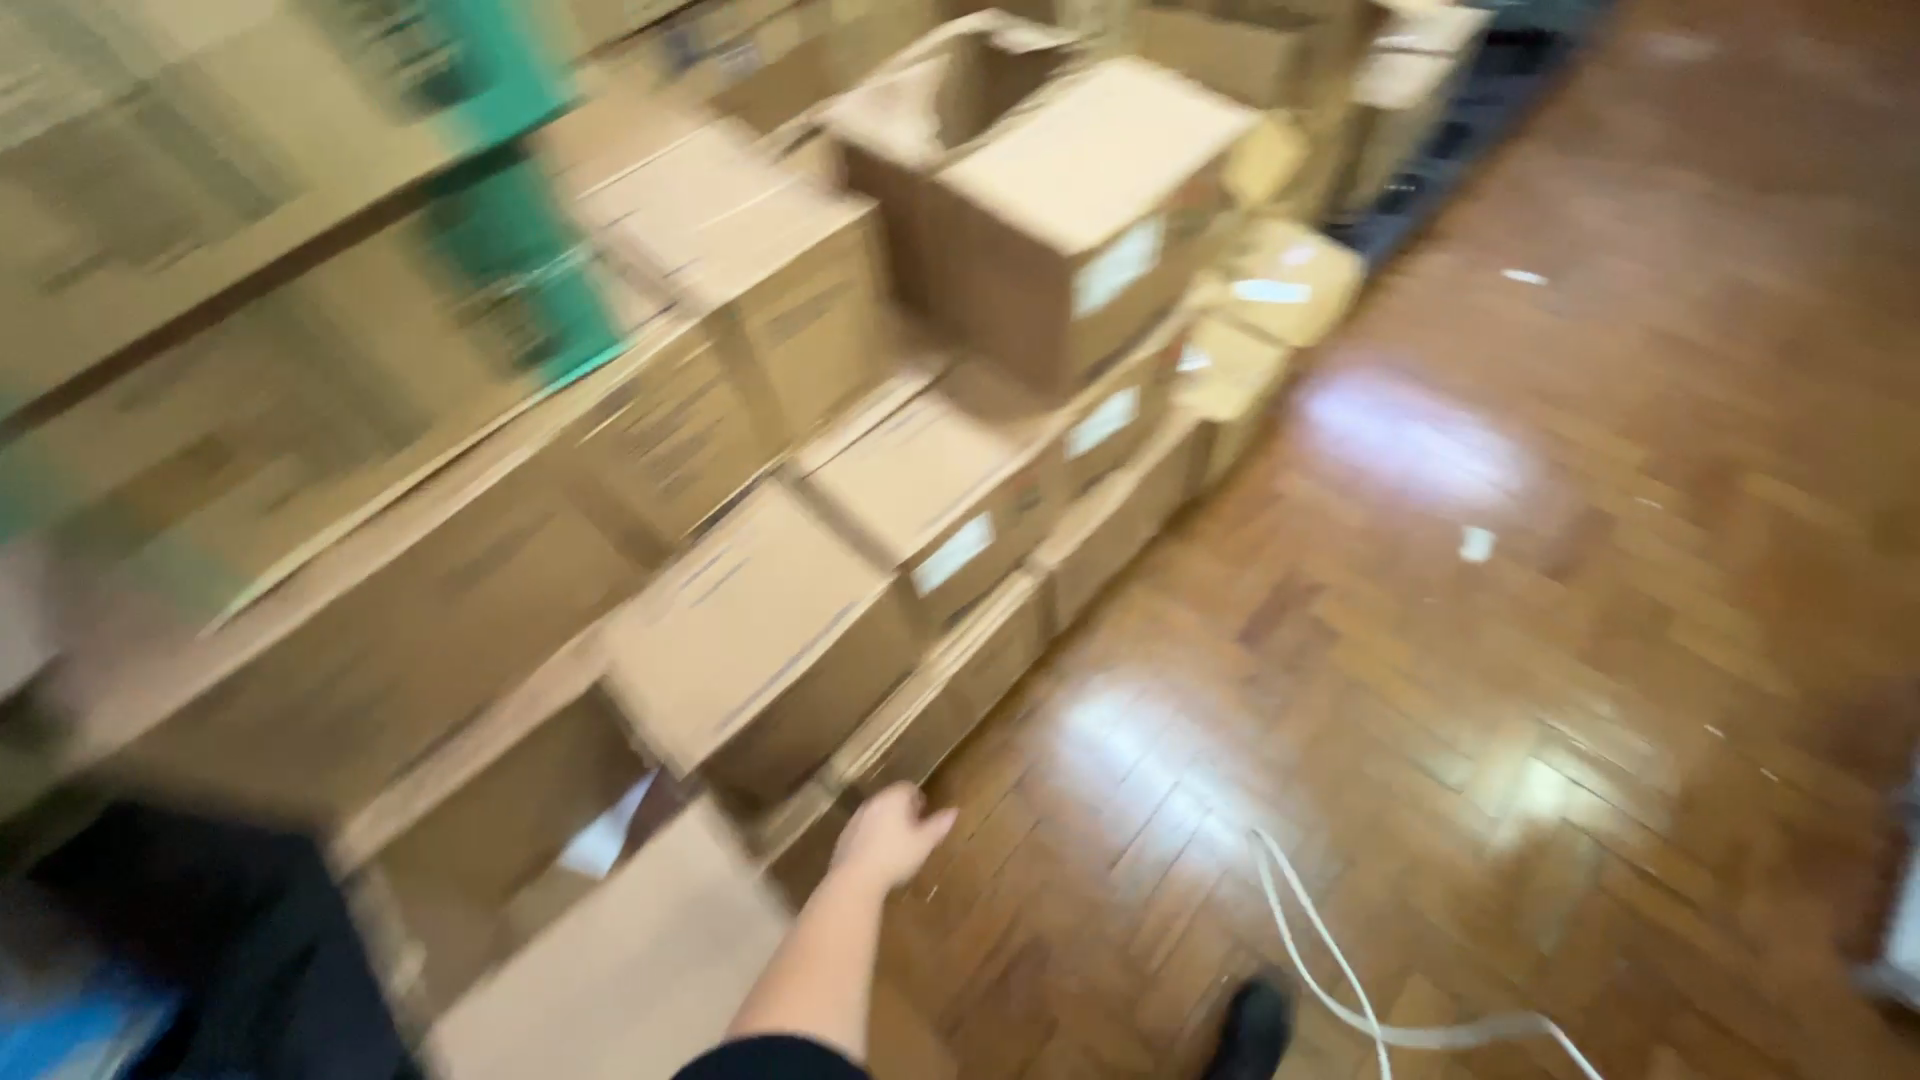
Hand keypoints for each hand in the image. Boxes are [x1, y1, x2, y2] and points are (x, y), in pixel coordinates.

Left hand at [829, 783, 957, 893]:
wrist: (855, 878)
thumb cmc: (895, 857)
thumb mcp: (924, 843)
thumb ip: (939, 825)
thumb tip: (954, 811)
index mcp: (893, 799)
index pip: (908, 787)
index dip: (918, 798)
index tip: (923, 813)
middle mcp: (873, 802)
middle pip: (890, 798)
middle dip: (902, 810)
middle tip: (913, 828)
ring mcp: (856, 817)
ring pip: (876, 813)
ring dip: (886, 822)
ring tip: (896, 843)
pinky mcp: (845, 835)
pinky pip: (863, 828)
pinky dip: (872, 834)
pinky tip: (877, 854)